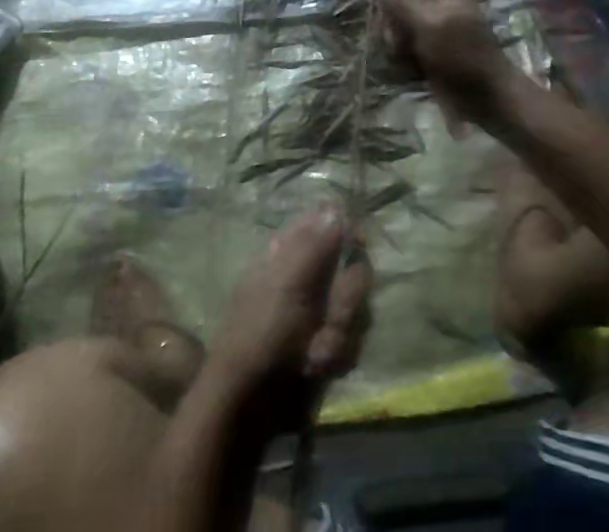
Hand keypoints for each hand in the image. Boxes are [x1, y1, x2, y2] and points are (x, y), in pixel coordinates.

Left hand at [205, 206, 371, 397]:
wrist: (248, 402)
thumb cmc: (260, 333)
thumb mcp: (285, 284)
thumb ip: (312, 245)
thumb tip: (334, 206)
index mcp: (288, 256)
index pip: (328, 228)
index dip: (348, 236)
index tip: (359, 246)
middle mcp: (308, 280)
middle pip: (352, 272)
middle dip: (345, 301)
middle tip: (328, 321)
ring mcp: (319, 314)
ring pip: (356, 310)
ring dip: (338, 335)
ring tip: (314, 354)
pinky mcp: (327, 345)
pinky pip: (351, 341)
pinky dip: (334, 356)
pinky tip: (315, 367)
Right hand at [372, 0, 518, 134]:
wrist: (486, 98)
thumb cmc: (461, 55)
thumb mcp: (430, 23)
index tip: (375, 5)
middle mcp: (434, 6)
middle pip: (394, 3)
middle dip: (390, 22)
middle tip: (398, 39)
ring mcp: (430, 30)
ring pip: (394, 27)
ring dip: (395, 44)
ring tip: (406, 58)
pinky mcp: (426, 52)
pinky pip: (401, 48)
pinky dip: (402, 58)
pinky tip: (411, 69)